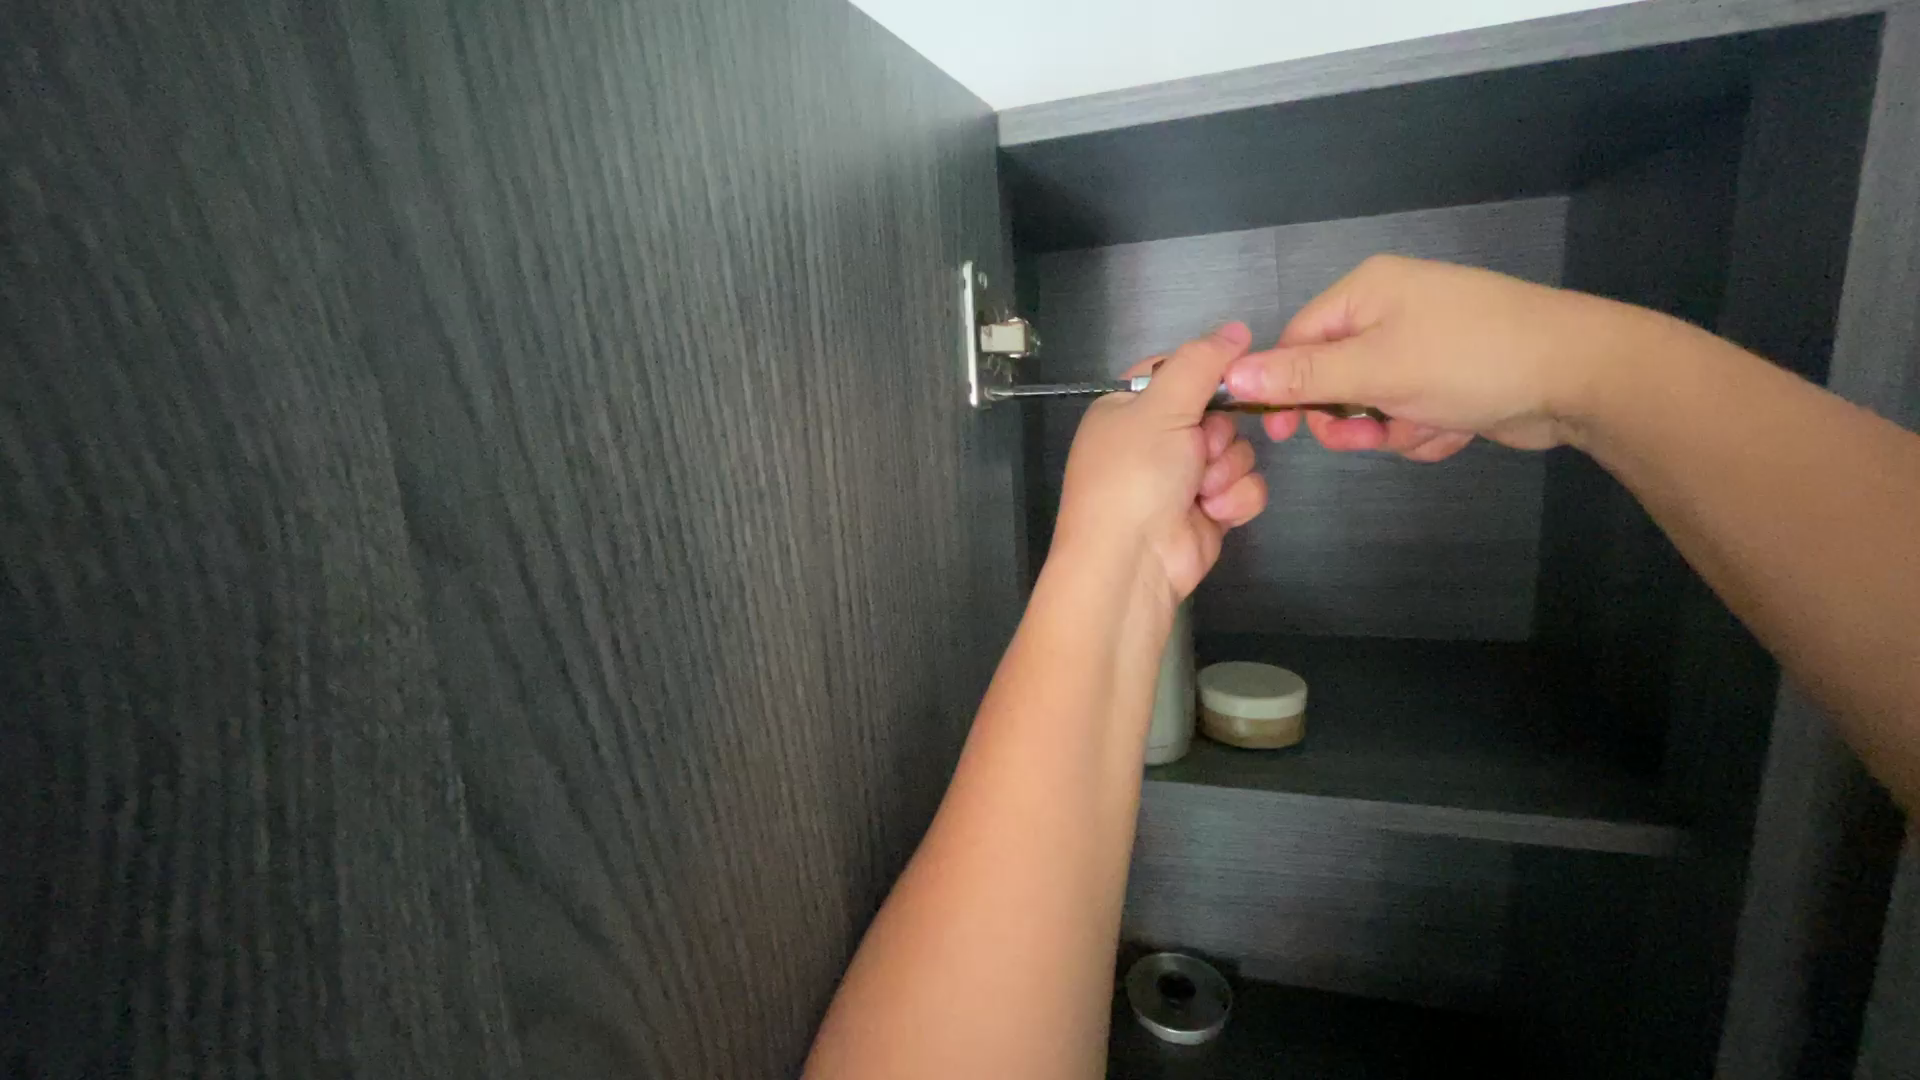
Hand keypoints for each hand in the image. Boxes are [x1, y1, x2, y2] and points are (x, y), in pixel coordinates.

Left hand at [1053, 323, 1268, 602]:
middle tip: (1195, 453)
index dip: (1204, 376)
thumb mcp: (1160, 407)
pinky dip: (1235, 499)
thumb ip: (1200, 362)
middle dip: (1215, 435)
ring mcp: (1181, 478)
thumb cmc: (1133, 477)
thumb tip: (1236, 328)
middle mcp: (1152, 441)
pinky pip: (1244, 487)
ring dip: (1226, 470)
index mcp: (1127, 410)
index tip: (1226, 380)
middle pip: (1216, 412)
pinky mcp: (1207, 510)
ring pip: (1237, 450)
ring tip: (1199, 491)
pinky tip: (1212, 512)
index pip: (1176, 372)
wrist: (1131, 562)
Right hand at [1225, 255, 1665, 459]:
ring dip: (1390, 428)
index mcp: (1365, 292)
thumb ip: (1298, 376)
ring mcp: (1421, 342)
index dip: (1286, 389)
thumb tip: (1230, 376)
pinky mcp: (1447, 374)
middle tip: (1372, 434)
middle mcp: (1389, 310)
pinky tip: (1453, 426)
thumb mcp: (1374, 370)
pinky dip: (1421, 428)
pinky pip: (1406, 410)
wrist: (1585, 377)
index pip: (1295, 342)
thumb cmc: (1469, 360)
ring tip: (1424, 428)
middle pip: (1330, 377)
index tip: (1289, 432)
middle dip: (1350, 416)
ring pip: (1368, 403)